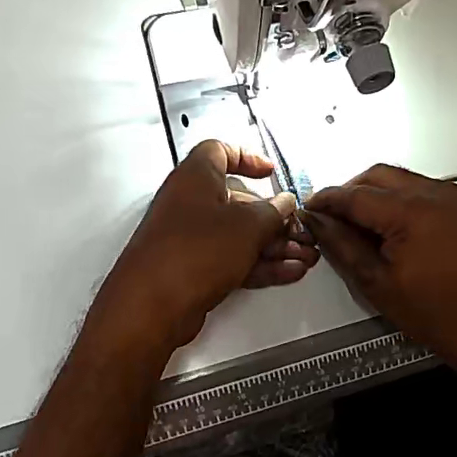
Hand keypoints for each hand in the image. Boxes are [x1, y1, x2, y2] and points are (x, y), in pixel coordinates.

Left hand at [91, 140, 317, 353]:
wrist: (153, 304)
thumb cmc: (188, 254)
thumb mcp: (247, 226)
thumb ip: (272, 213)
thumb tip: (282, 205)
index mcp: (194, 177)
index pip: (220, 151)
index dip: (247, 157)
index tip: (269, 170)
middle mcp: (187, 203)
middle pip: (236, 200)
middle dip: (272, 215)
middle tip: (297, 227)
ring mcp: (188, 237)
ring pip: (237, 234)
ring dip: (272, 244)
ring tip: (303, 255)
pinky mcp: (192, 268)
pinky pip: (232, 259)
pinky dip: (259, 264)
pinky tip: (286, 271)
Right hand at [303, 164, 456, 381]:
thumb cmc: (439, 313)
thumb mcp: (375, 281)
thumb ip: (341, 244)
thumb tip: (319, 222)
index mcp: (413, 213)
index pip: (356, 195)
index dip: (327, 200)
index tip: (310, 208)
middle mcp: (435, 196)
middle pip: (376, 176)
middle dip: (348, 192)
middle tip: (329, 216)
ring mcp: (450, 197)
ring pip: (396, 178)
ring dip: (370, 193)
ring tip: (354, 222)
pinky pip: (416, 187)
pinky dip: (394, 197)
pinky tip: (383, 223)